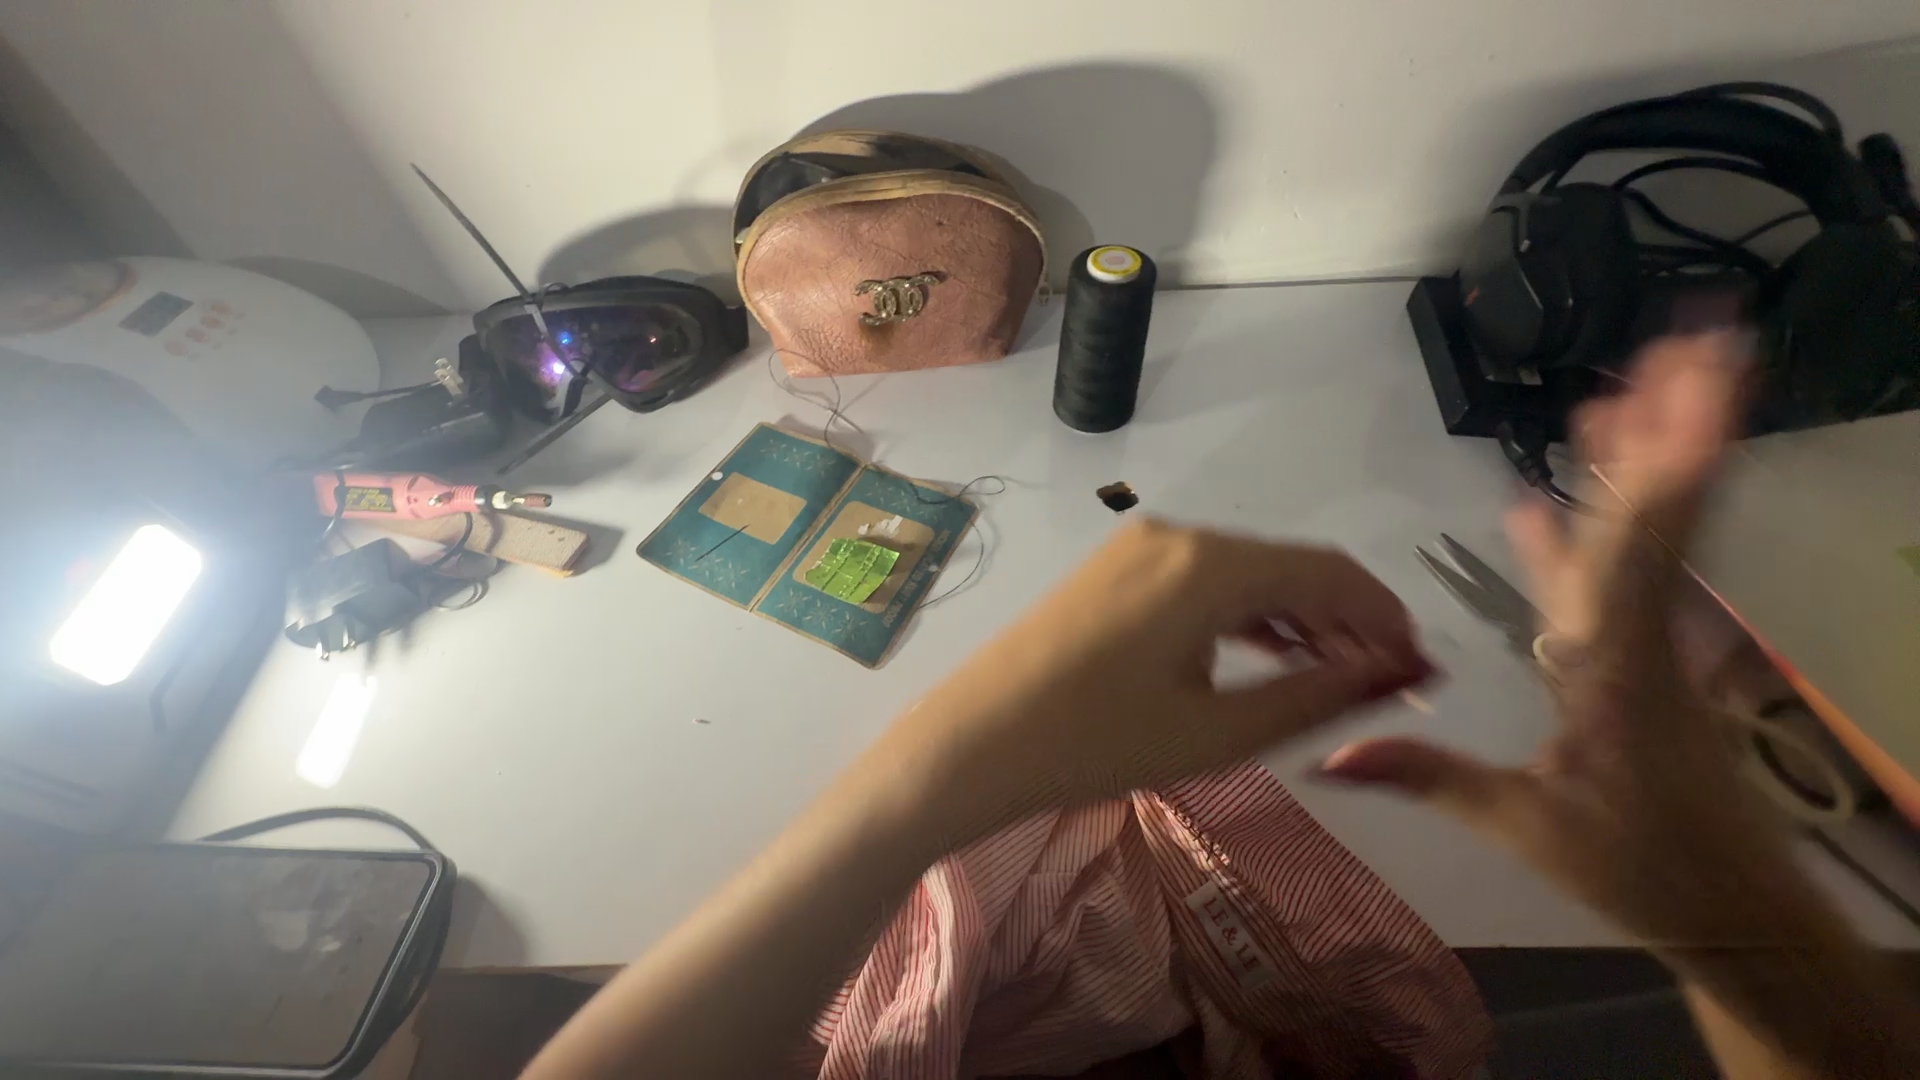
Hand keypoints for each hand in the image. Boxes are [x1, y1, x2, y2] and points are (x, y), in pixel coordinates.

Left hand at [878, 522, 1434, 842]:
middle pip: (1283, 567)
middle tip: (1379, 683)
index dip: (1382, 617)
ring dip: (1290, 617)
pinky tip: (1258, 654)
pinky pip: (1196, 581)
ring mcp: (1134, 548)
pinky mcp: (1110, 569)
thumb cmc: (1094, 743)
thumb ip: (1314, 695)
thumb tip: (1393, 672)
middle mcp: (1173, 535)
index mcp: (1206, 563)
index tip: (1416, 669)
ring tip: (1327, 676)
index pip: (1327, 571)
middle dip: (1340, 619)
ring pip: (1239, 573)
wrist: (975, 740)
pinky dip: (1238, 614)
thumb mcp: (1216, 731)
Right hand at [1319, 334, 1827, 946]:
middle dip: (1667, 434)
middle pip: (1656, 525)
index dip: (1652, 477)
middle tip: (1687, 348)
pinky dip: (1580, 535)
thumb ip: (1429, 778)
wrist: (1730, 912)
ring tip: (1622, 394)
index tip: (1678, 401)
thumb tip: (1327, 753)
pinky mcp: (1629, 656)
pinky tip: (1543, 502)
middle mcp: (1642, 639)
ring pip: (1640, 542)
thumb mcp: (1524, 827)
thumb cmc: (1634, 867)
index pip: (1634, 560)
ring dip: (1636, 466)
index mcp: (1619, 671)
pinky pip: (1605, 580)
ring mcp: (1642, 644)